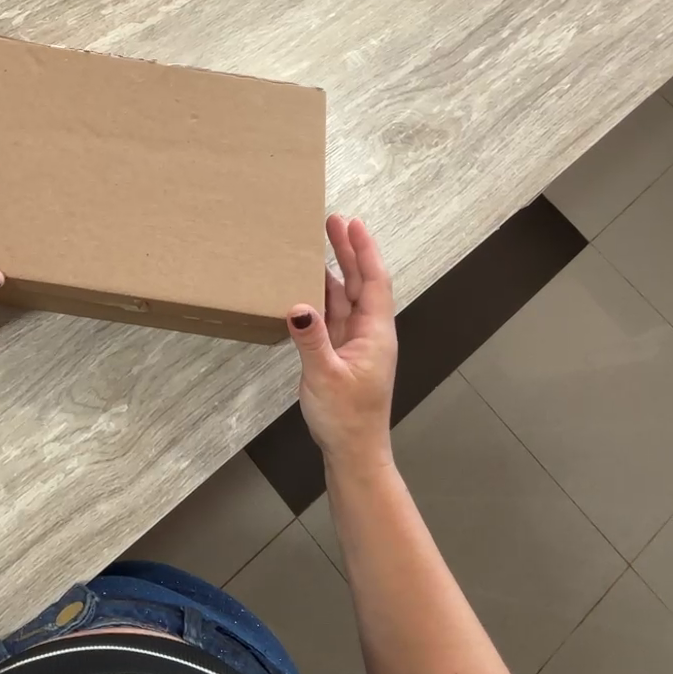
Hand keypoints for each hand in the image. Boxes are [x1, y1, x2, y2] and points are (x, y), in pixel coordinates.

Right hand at [287, 215, 397, 470]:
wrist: (353, 452)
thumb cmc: (346, 417)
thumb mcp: (325, 376)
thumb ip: (312, 340)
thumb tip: (297, 305)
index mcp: (375, 334)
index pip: (372, 282)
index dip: (363, 251)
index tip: (351, 223)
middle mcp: (368, 332)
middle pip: (359, 283)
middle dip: (348, 251)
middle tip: (331, 221)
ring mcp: (354, 342)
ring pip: (344, 297)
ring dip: (334, 271)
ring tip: (316, 245)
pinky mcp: (339, 352)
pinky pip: (331, 315)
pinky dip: (320, 296)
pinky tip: (306, 286)